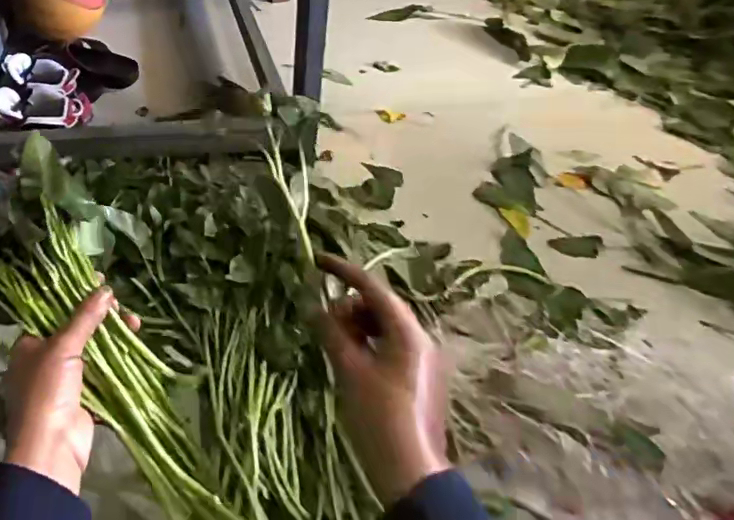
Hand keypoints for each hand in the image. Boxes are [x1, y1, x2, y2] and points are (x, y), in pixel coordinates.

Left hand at [2, 286, 137, 494]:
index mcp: (29, 344)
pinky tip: (134, 348)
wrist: (51, 451)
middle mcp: (44, 360)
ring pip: (91, 352)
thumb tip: (105, 290)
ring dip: (112, 338)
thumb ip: (84, 318)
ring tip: (134, 322)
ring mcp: (64, 382)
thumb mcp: (63, 347)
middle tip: (119, 303)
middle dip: (99, 316)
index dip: (75, 294)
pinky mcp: (82, 401)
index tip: (98, 281)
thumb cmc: (47, 391)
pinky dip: (117, 363)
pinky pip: (101, 375)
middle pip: (75, 330)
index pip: (53, 310)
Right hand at [316, 253, 450, 504]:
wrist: (410, 474)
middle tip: (325, 323)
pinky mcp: (417, 377)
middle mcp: (420, 339)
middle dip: (349, 307)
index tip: (316, 259)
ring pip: (382, 324)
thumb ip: (330, 329)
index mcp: (408, 332)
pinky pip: (388, 344)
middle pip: (378, 305)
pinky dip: (367, 342)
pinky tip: (350, 358)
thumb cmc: (378, 415)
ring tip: (336, 344)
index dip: (342, 270)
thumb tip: (312, 304)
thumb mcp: (348, 368)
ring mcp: (421, 360)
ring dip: (356, 325)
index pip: (371, 287)